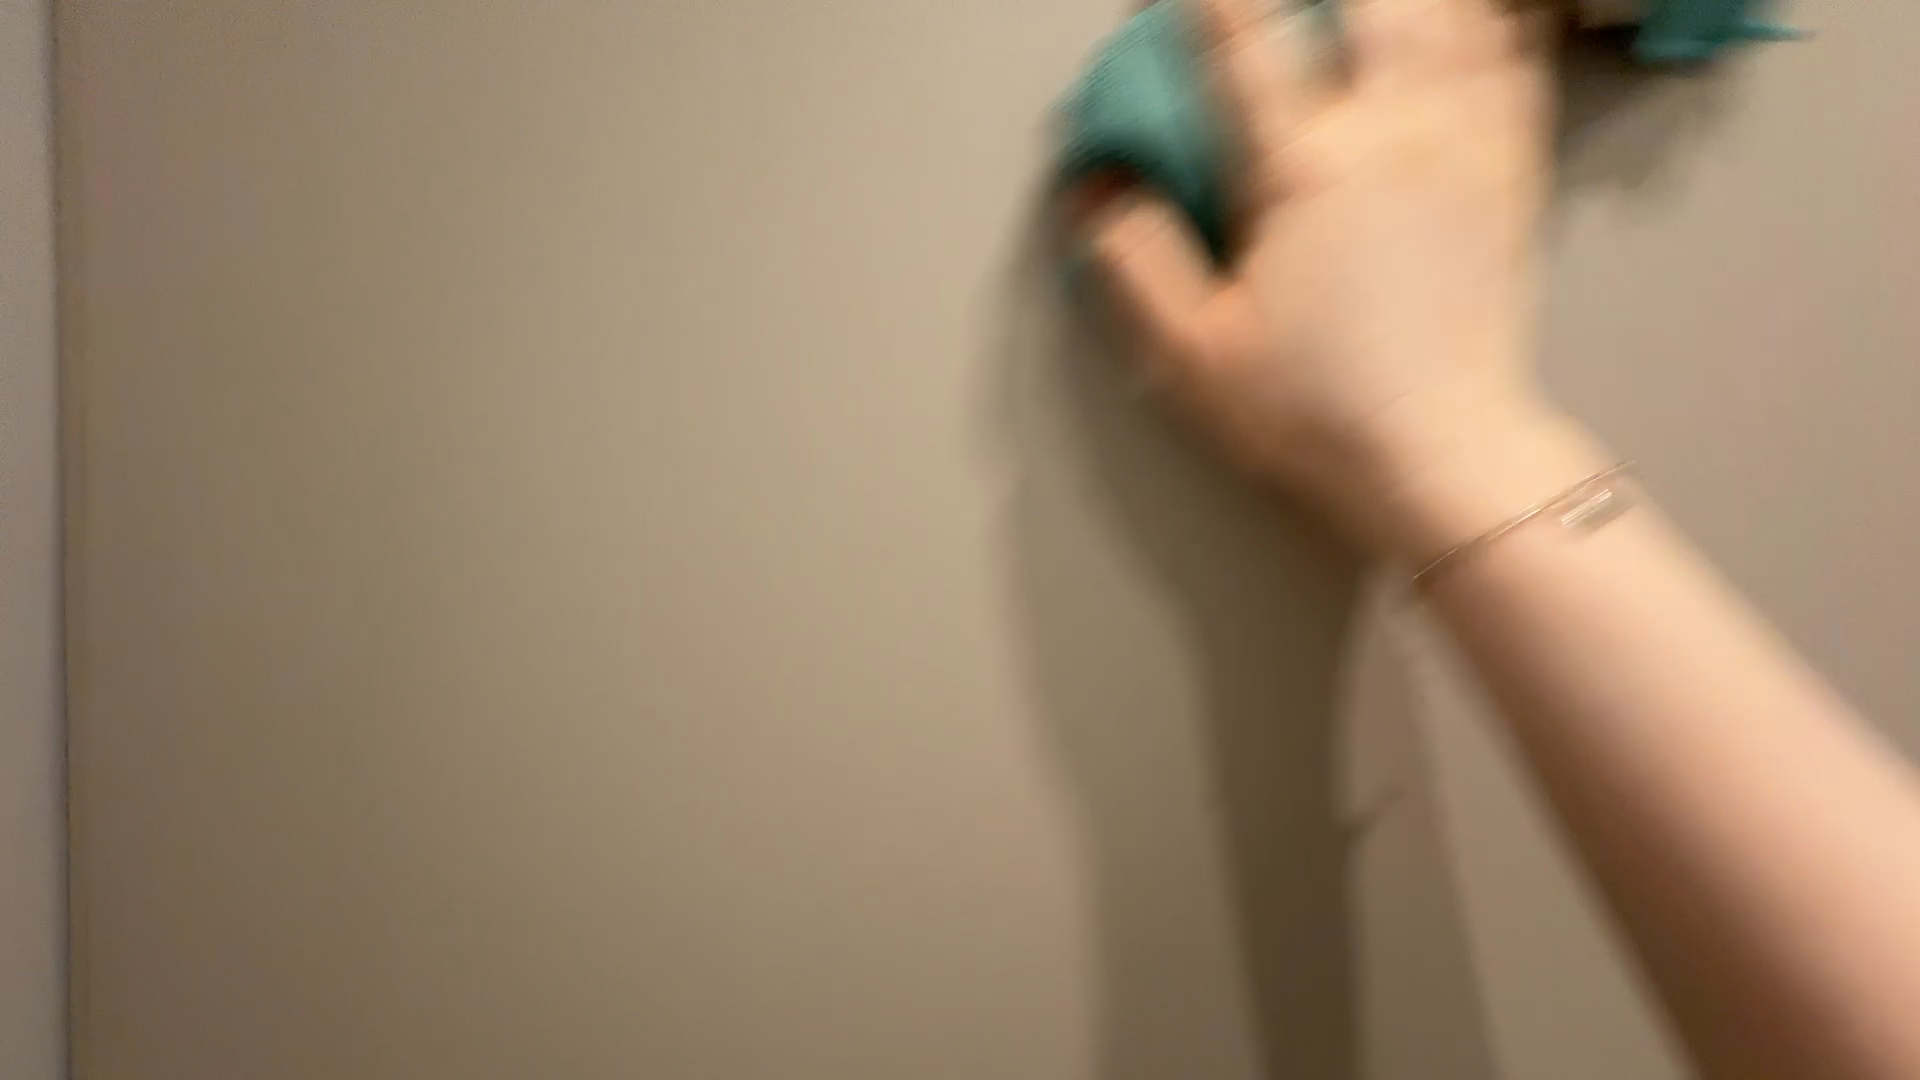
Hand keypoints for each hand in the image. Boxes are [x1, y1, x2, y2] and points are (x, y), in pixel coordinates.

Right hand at [1068, 0, 1568, 556]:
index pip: (1244, 44)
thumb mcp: (1188, 352)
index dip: (1206, 2)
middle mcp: (1399, 132)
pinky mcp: (1513, 174)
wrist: (1433, 456)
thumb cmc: (1306, 411)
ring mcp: (1469, 144)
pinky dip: (1486, 17)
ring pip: (1456, 6)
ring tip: (1353, 14)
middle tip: (1265, 1)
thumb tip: (1093, 188)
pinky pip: (1515, 51)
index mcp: (1307, 171)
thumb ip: (1134, 260)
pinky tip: (1458, 22)